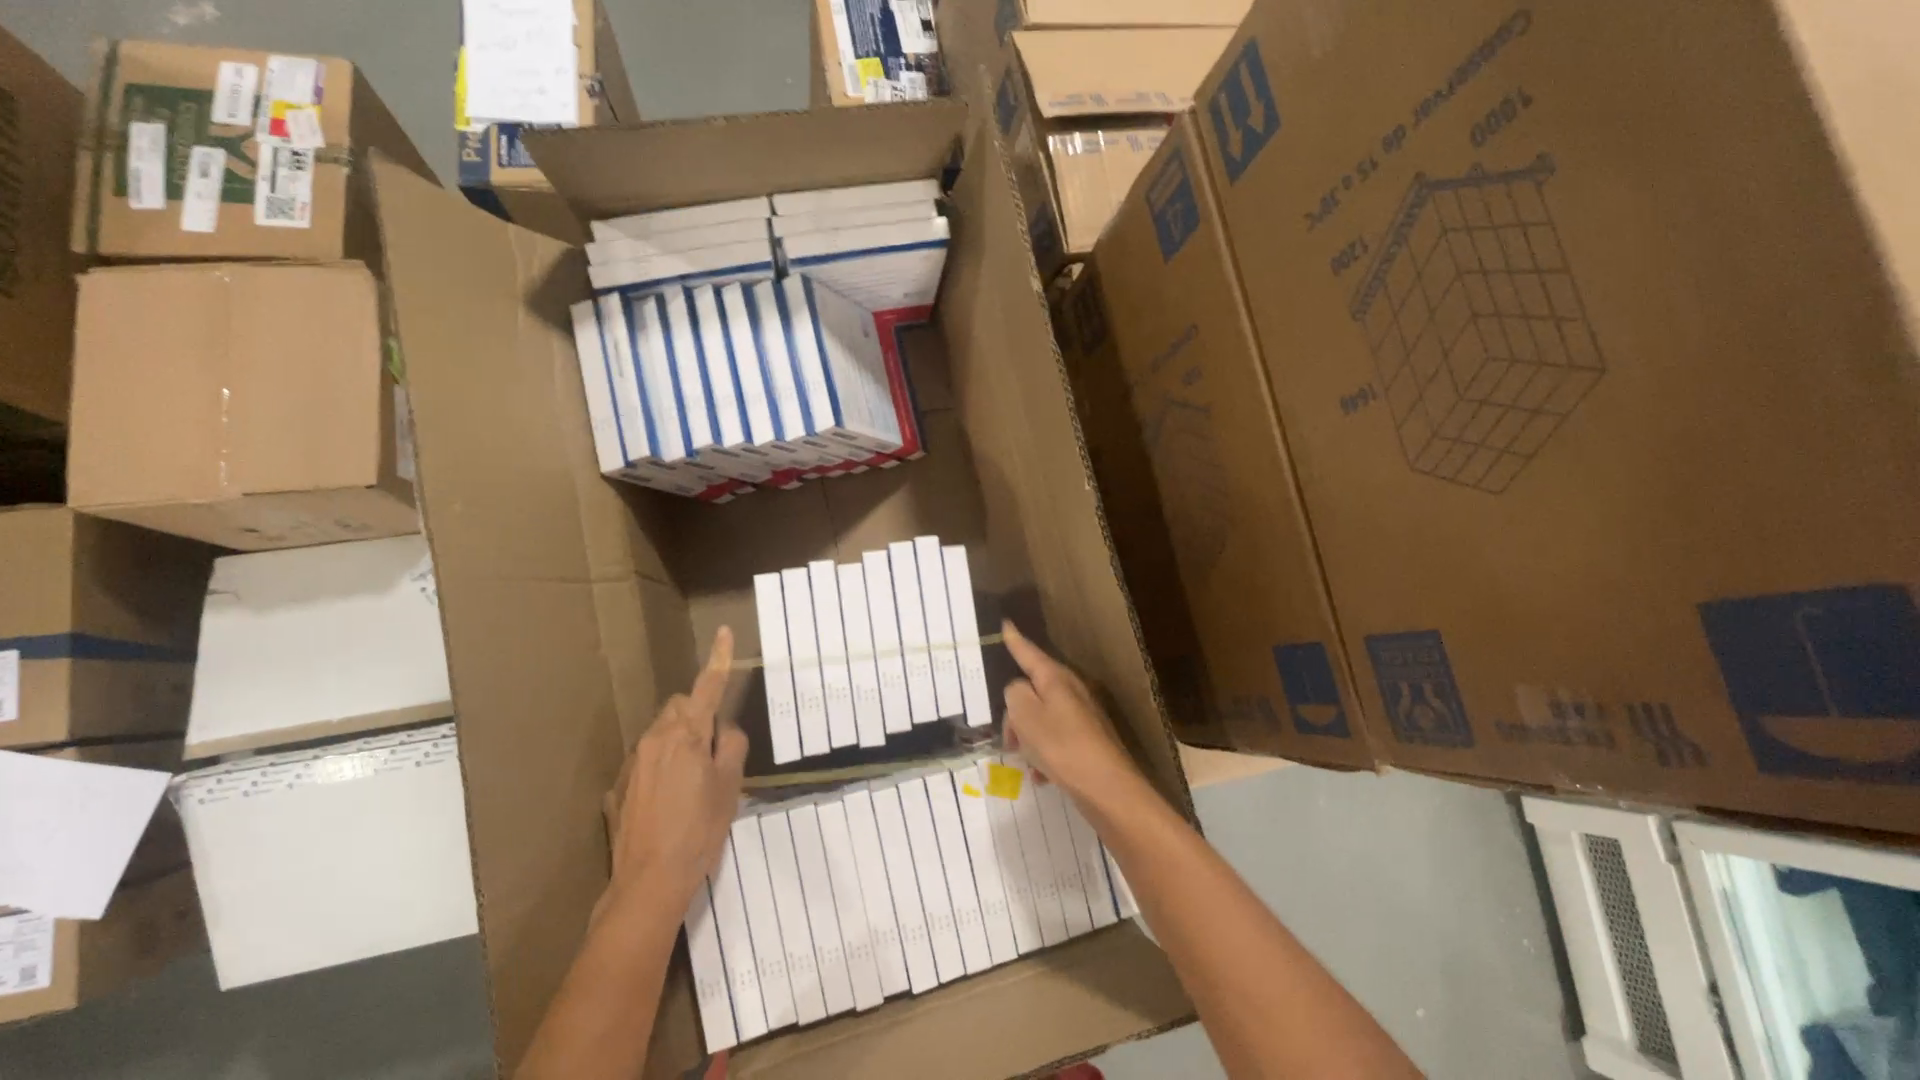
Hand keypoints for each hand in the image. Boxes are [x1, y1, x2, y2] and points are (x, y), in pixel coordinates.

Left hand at [604, 627, 746, 912]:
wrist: (649, 881)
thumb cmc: (699, 831)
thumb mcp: (730, 789)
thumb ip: (731, 747)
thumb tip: (725, 728)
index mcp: (686, 735)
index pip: (707, 687)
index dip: (719, 659)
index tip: (724, 633)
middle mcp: (654, 740)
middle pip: (679, 709)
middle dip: (698, 716)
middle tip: (716, 753)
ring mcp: (633, 764)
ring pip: (662, 735)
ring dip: (680, 744)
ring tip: (695, 785)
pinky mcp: (619, 788)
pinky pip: (648, 763)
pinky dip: (663, 769)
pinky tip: (671, 804)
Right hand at [1001, 619, 1142, 803]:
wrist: (1106, 786)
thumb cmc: (1061, 745)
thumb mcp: (1025, 714)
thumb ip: (1015, 693)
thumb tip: (1019, 690)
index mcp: (1055, 678)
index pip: (1029, 652)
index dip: (1015, 640)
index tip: (1006, 624)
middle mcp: (1072, 690)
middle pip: (1033, 691)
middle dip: (1015, 713)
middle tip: (1007, 739)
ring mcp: (1082, 715)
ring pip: (1042, 718)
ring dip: (1028, 738)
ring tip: (1025, 761)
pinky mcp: (1088, 740)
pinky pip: (1056, 740)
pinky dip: (1044, 755)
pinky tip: (1041, 777)